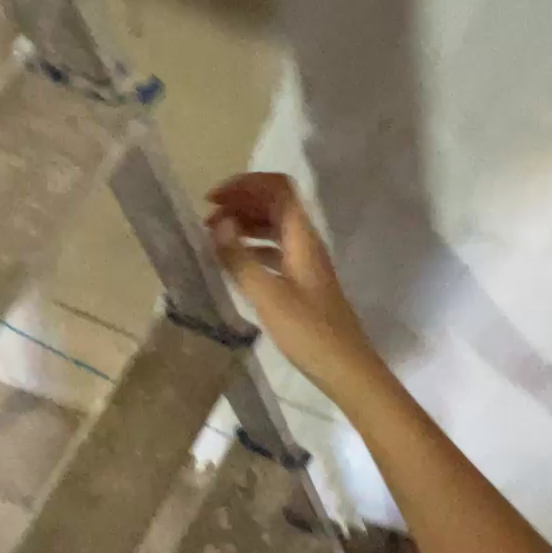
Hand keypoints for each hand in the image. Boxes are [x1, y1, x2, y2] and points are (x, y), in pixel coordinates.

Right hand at [207, 173, 383, 401]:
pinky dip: (251, 248)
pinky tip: (232, 263)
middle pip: (274, 204)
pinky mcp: (301, 282)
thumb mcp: (267, 295)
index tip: (213, 200)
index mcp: (302, 239)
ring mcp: (305, 262)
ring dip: (244, 225)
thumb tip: (218, 224)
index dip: (245, 184)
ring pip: (273, 228)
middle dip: (240, 203)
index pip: (278, 188)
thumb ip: (240, 258)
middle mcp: (306, 243)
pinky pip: (274, 252)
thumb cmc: (308, 331)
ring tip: (213, 239)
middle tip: (206, 221)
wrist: (345, 368)